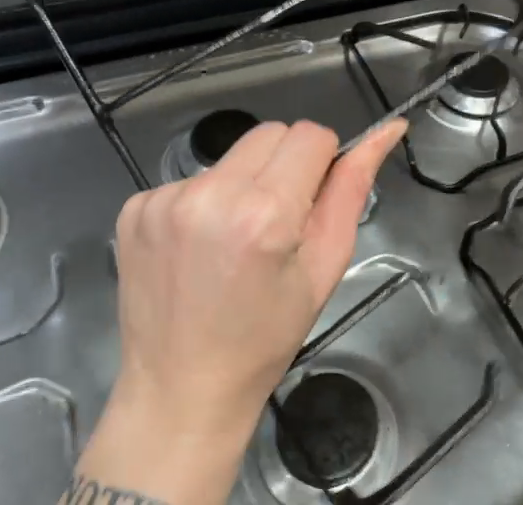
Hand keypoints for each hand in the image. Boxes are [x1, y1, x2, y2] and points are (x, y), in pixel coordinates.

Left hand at [75, 118, 406, 503]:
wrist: (180, 392)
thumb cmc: (264, 338)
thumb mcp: (323, 268)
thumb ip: (353, 190)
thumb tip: (388, 129)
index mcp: (265, 211)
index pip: (310, 135)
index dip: (322, 164)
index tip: (311, 206)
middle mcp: (210, 193)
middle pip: (269, 134)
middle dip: (285, 167)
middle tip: (277, 225)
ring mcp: (164, 200)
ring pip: (230, 157)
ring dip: (243, 184)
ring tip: (234, 242)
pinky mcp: (135, 209)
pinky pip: (189, 180)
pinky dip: (204, 203)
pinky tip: (199, 249)